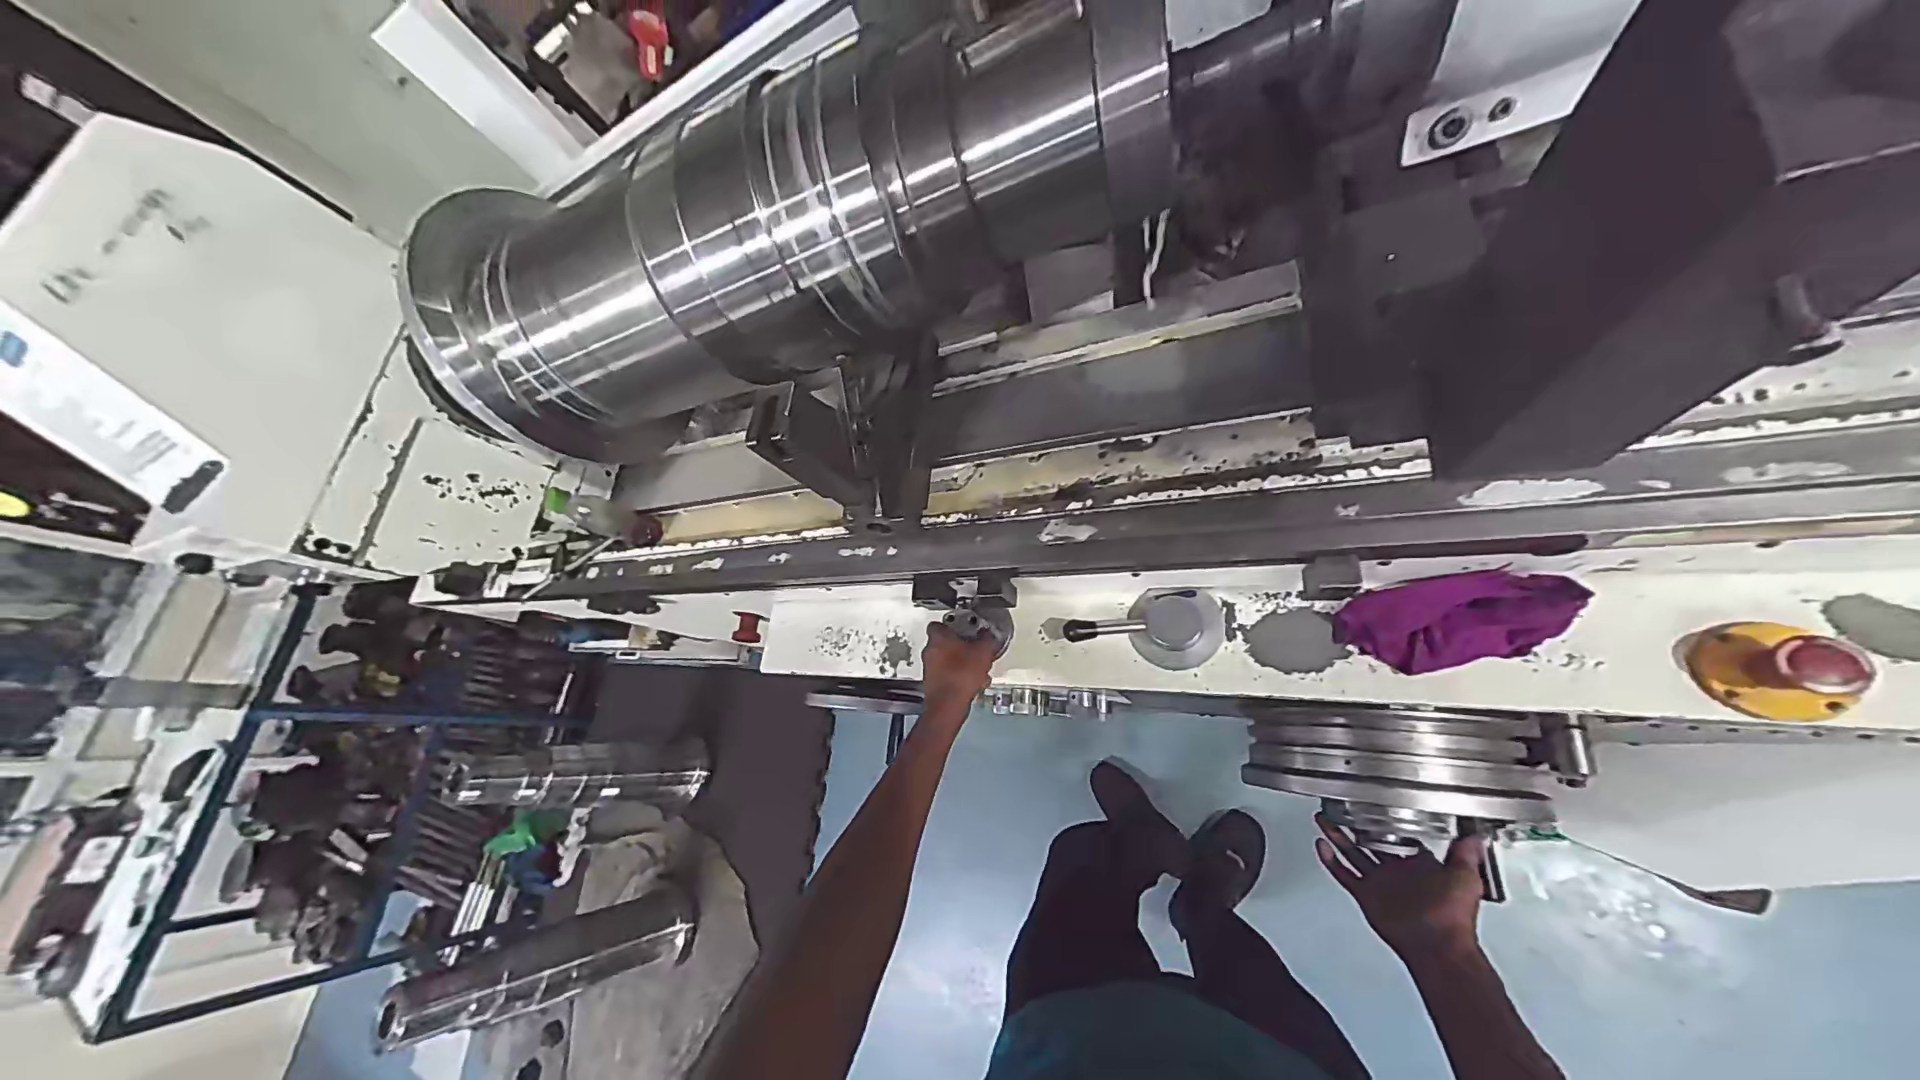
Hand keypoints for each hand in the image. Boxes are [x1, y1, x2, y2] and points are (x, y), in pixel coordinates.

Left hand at [920, 621, 995, 712]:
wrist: (950, 703)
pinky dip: (958, 676)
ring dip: (960, 662)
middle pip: (944, 643)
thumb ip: (986, 639)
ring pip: (946, 659)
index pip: (938, 624)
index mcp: (938, 638)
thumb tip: (987, 635)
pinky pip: (947, 674)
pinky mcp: (933, 683)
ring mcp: (930, 668)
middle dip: (960, 646)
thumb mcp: (983, 652)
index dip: (952, 625)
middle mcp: (930, 651)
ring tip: (977, 668)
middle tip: (973, 648)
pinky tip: (972, 681)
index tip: (963, 627)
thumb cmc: (960, 676)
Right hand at [1315, 814, 1485, 959]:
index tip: (1379, 807)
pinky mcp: (1365, 894)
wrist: (1437, 944)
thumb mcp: (1464, 877)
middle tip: (1342, 809)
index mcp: (1417, 866)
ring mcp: (1379, 882)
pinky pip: (1342, 873)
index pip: (1402, 838)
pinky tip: (1321, 845)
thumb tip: (1475, 835)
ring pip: (1351, 852)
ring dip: (1336, 836)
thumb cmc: (1453, 916)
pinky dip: (1329, 860)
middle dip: (1356, 825)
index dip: (1391, 822)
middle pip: (1370, 842)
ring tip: (1323, 819)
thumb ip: (1465, 854)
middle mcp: (1396, 872)